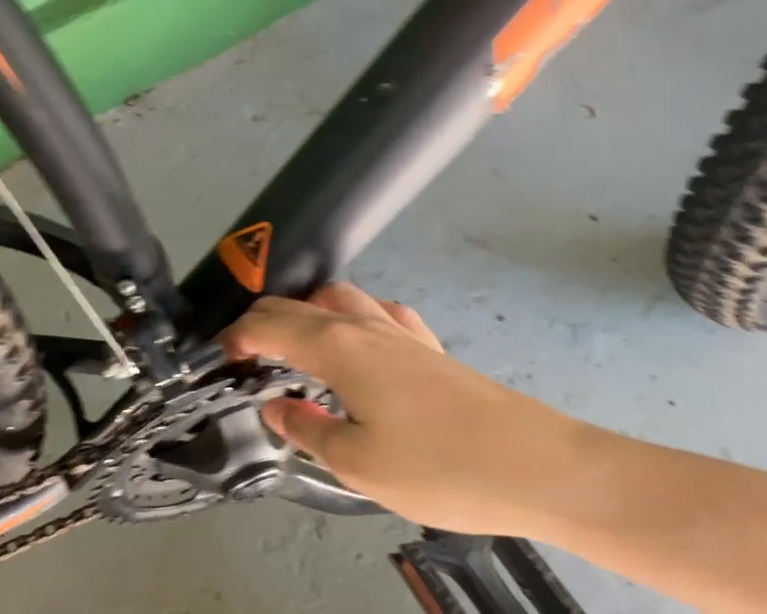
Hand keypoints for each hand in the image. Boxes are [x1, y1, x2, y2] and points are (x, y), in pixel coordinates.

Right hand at [220, 282, 598, 536]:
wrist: (546, 470)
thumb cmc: (443, 467)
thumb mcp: (358, 463)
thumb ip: (306, 430)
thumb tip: (275, 407)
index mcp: (333, 347)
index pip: (266, 325)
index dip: (235, 338)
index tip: (220, 358)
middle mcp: (360, 327)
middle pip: (293, 304)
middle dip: (260, 322)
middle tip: (247, 356)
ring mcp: (400, 333)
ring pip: (336, 297)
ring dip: (305, 311)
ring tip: (297, 343)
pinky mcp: (431, 348)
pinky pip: (381, 313)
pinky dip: (356, 318)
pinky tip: (363, 344)